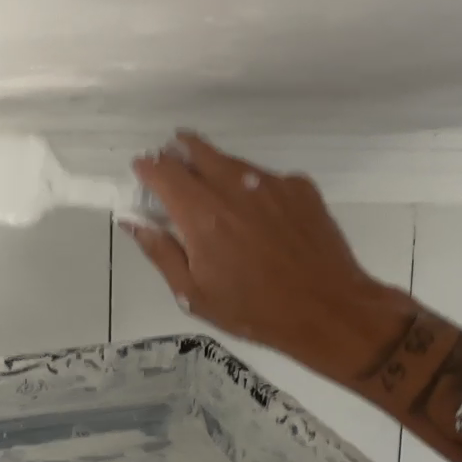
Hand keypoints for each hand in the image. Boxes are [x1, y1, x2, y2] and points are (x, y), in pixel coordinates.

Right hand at [128, 132, 412, 375]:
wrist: (328, 310)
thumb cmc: (253, 310)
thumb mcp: (193, 293)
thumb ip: (160, 251)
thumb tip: (133, 221)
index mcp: (201, 215)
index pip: (164, 172)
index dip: (148, 167)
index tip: (142, 170)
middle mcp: (234, 187)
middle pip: (197, 151)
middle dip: (178, 151)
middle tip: (170, 157)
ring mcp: (271, 183)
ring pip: (231, 162)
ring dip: (213, 166)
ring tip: (211, 187)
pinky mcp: (300, 187)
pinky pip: (265, 178)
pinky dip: (250, 186)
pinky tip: (256, 212)